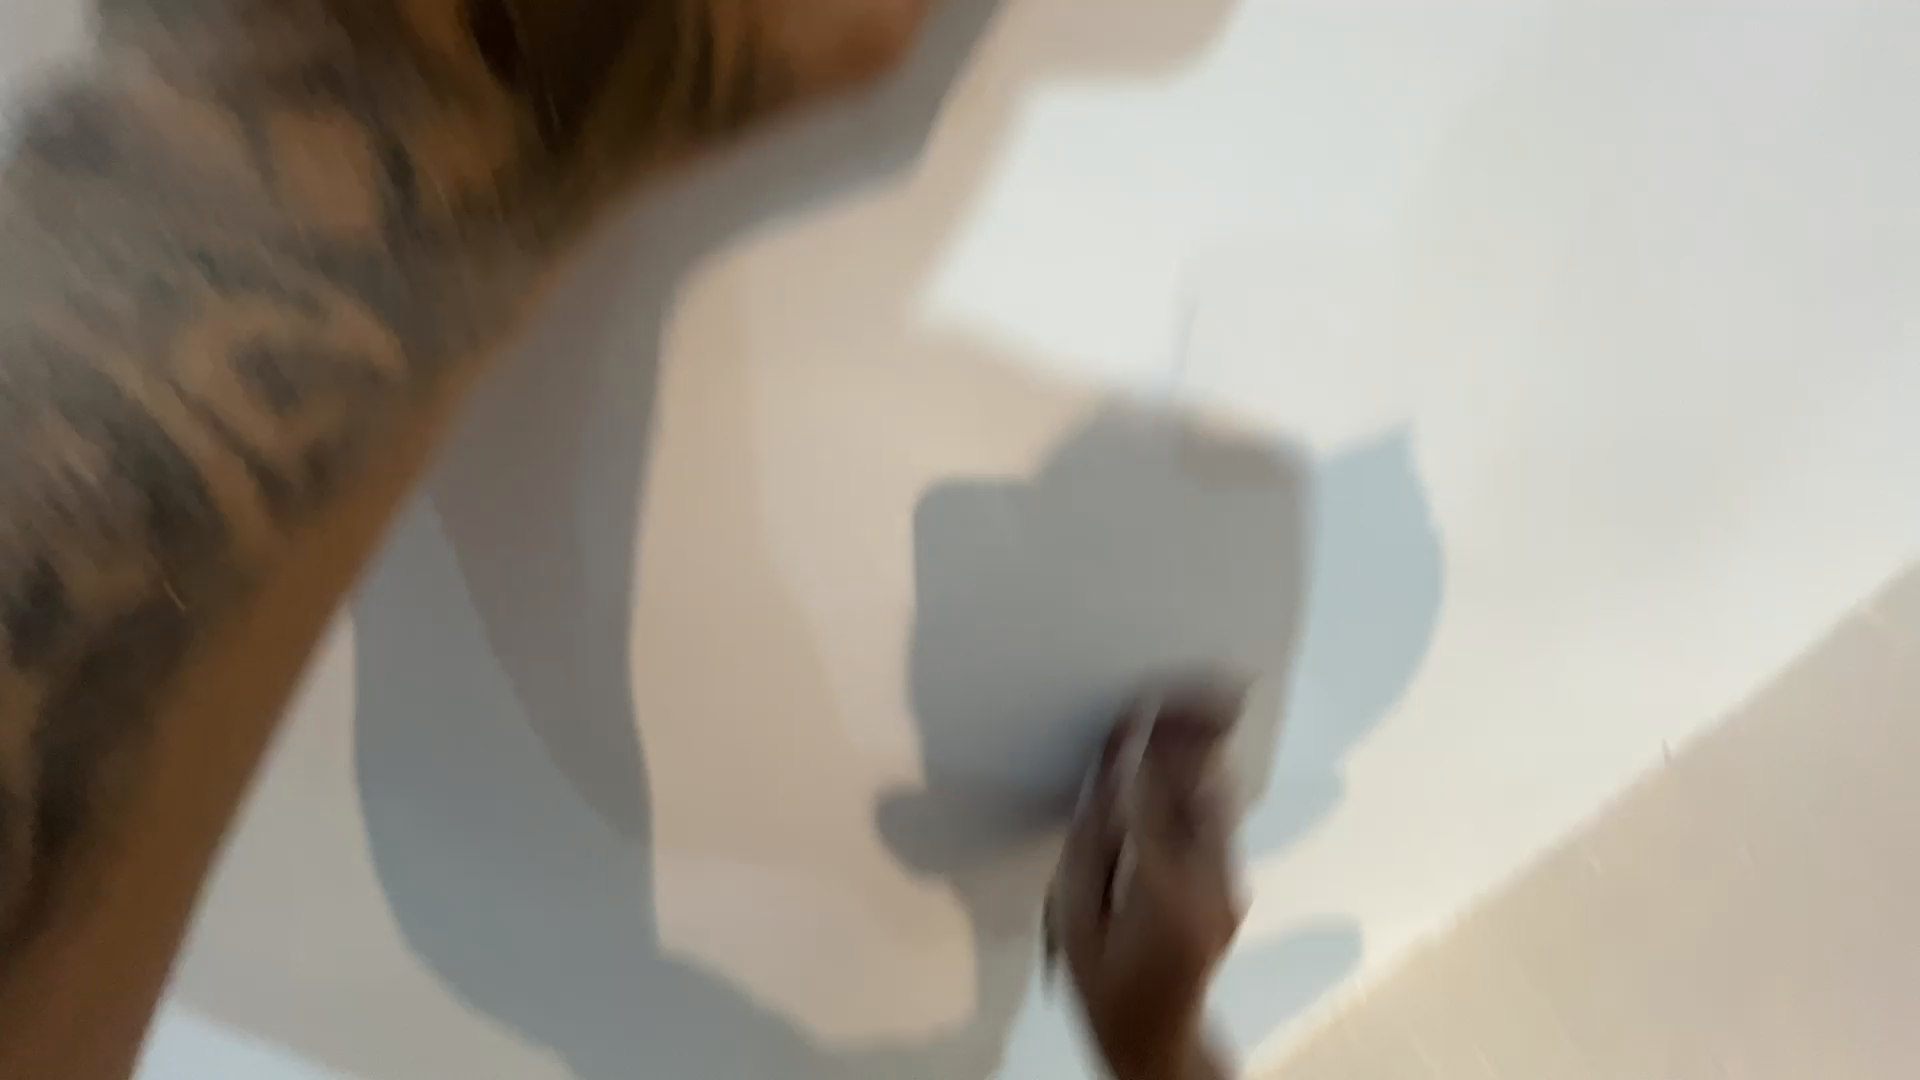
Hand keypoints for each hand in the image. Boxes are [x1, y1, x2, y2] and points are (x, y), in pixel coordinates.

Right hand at [1047, 683, 1247, 1077]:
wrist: (1158, 1036)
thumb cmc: (1102, 981)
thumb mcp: (1074, 913)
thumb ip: (1093, 839)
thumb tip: (1109, 771)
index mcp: (1162, 895)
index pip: (1151, 802)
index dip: (1146, 751)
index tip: (1139, 704)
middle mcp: (1209, 884)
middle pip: (1199, 791)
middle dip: (1195, 733)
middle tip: (1196, 681)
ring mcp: (1228, 884)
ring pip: (1221, 798)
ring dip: (1210, 745)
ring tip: (1210, 693)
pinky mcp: (1232, 882)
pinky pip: (1221, 815)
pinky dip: (1211, 772)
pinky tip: (1204, 738)